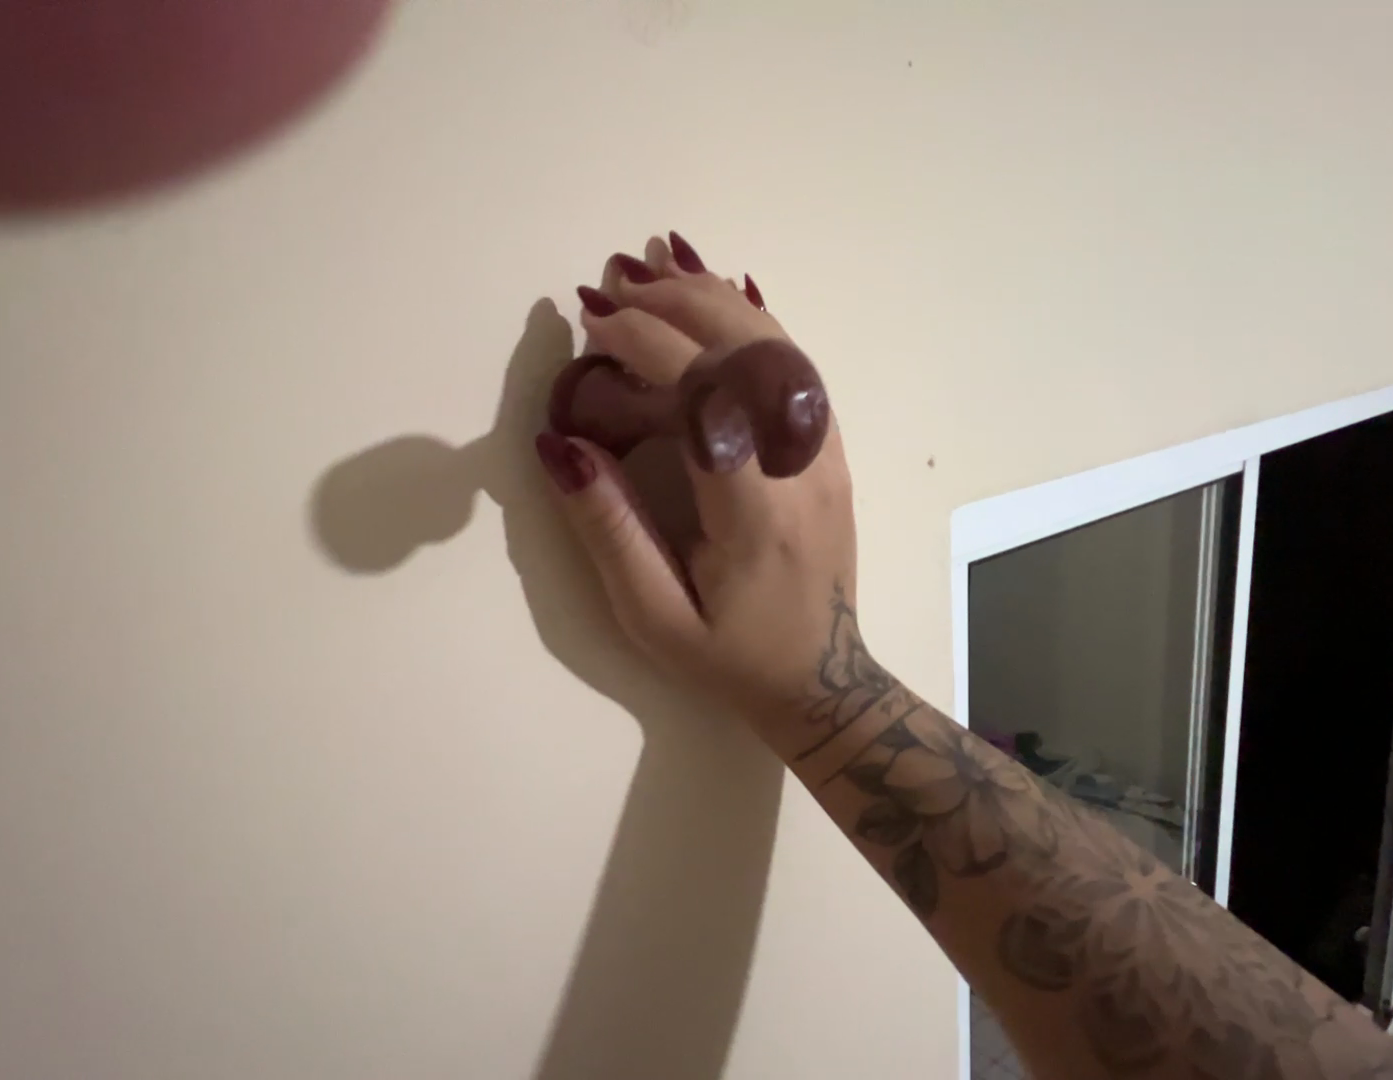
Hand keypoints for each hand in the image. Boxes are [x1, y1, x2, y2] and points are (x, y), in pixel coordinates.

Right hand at [535, 232, 856, 747]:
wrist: (820, 680)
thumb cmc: (730, 659)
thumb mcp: (654, 618)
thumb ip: (609, 531)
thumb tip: (561, 446)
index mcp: (756, 513)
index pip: (706, 396)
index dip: (648, 345)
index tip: (593, 323)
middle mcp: (804, 469)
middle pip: (749, 354)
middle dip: (678, 306)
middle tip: (616, 282)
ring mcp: (827, 455)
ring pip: (780, 350)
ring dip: (716, 301)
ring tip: (658, 269)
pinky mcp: (831, 453)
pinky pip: (797, 369)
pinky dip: (755, 322)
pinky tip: (722, 295)